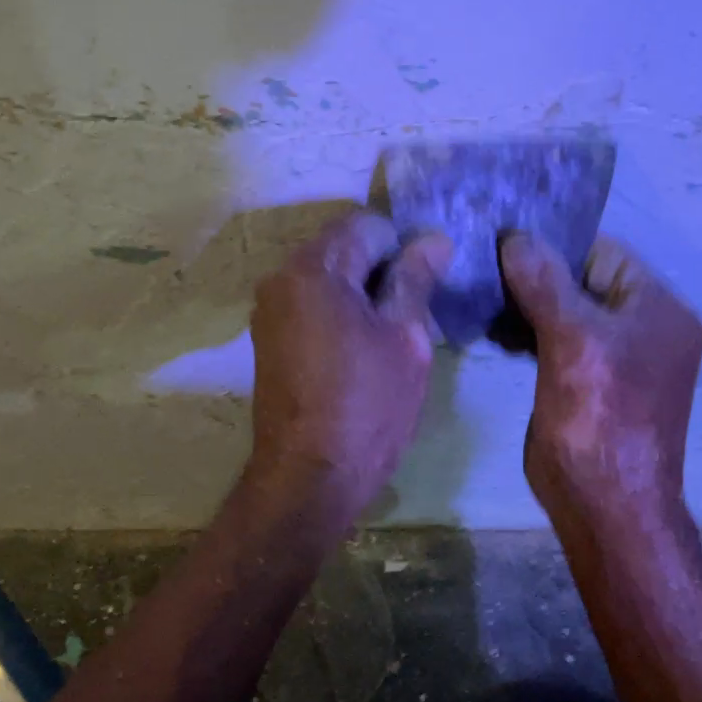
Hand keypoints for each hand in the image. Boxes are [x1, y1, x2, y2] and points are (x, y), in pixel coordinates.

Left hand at [247, 211, 451, 515]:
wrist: (309, 477)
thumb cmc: (367, 405)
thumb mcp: (405, 338)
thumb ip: (415, 279)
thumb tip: (432, 238)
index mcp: (312, 268)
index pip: (365, 225)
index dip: (402, 246)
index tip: (425, 283)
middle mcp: (280, 278)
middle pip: (342, 248)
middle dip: (380, 269)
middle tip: (414, 313)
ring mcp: (269, 310)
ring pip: (327, 278)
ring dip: (360, 293)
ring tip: (390, 336)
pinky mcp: (268, 339)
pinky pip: (310, 305)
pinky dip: (338, 313)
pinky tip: (360, 352)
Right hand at [500, 233, 701, 518]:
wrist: (604, 504)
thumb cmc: (597, 416)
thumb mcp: (572, 339)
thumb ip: (544, 281)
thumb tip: (515, 236)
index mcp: (657, 307)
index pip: (601, 252)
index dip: (553, 247)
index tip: (500, 245)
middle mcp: (642, 325)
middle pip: (580, 278)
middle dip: (532, 276)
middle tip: (483, 273)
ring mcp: (614, 356)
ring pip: (563, 308)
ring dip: (525, 304)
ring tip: (485, 306)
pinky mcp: (586, 380)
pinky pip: (556, 337)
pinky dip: (527, 331)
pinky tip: (495, 334)